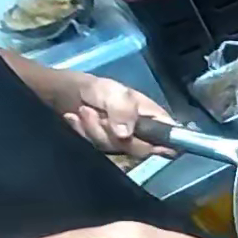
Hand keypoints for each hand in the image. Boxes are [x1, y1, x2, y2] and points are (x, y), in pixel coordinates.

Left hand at [58, 74, 172, 158]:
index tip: (144, 141)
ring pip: (116, 149)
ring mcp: (125, 143)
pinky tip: (75, 119)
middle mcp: (145, 134)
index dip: (166, 145)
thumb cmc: (96, 88)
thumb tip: (125, 135)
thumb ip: (122, 109)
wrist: (65, 92)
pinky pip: (98, 150)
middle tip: (98, 114)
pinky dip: (84, 134)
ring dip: (94, 130)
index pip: (172, 138)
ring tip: (84, 111)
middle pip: (140, 149)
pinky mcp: (107, 148)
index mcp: (156, 118)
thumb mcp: (111, 91)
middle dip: (114, 133)